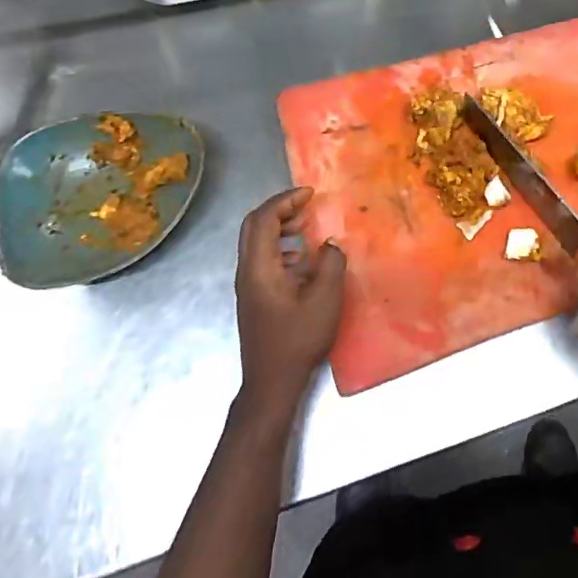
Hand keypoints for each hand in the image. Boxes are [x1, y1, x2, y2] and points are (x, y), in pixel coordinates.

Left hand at [235, 188, 344, 413]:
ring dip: (279, 228)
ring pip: (257, 242)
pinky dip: (281, 248)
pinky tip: (303, 261)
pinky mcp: (254, 297)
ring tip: (306, 229)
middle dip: (280, 210)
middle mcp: (246, 270)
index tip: (310, 194)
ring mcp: (247, 284)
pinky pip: (263, 258)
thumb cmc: (297, 341)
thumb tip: (330, 244)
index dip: (286, 201)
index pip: (264, 218)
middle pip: (254, 225)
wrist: (270, 383)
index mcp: (258, 266)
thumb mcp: (324, 301)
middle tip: (306, 207)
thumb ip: (331, 265)